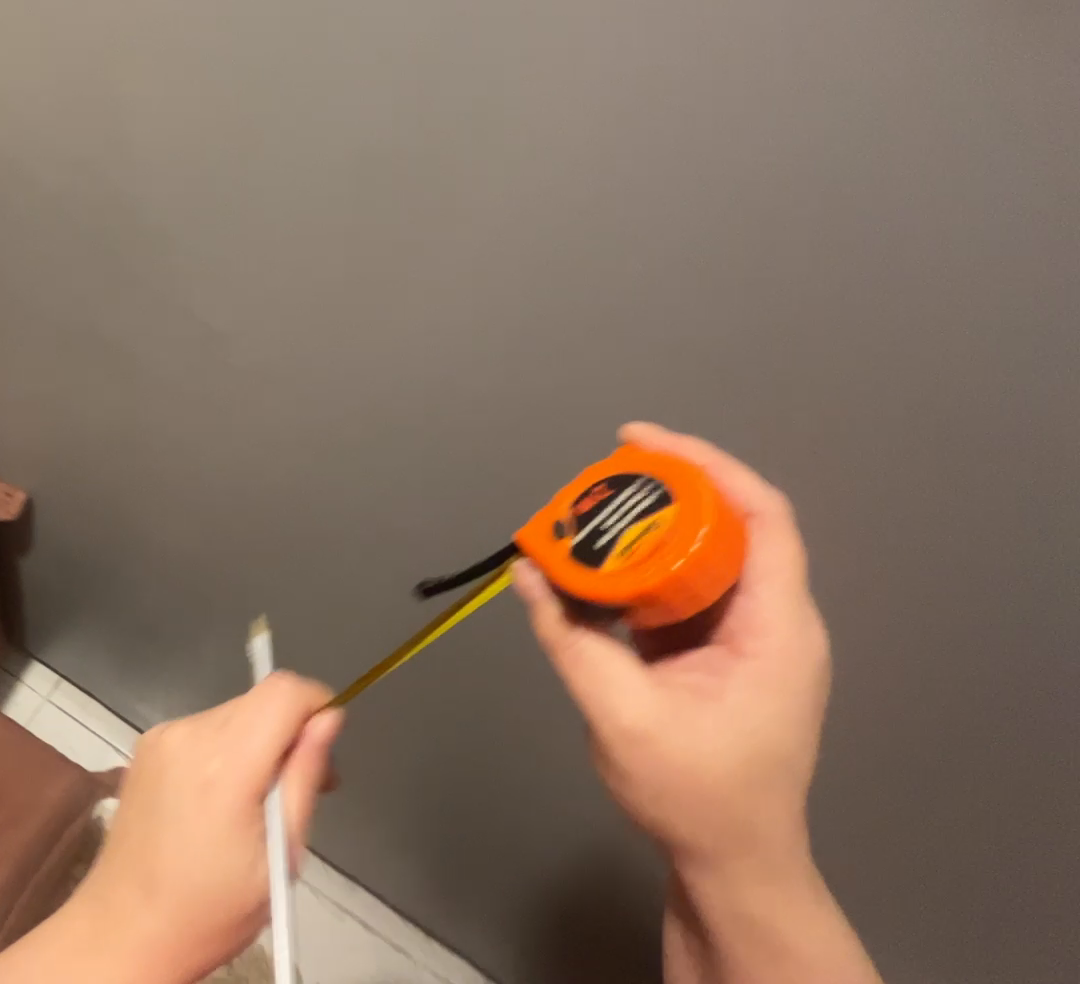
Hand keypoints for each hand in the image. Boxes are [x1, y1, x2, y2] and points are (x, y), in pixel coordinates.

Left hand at [68, 672, 344, 982]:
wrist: (127, 927)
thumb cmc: (212, 908)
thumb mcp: (280, 856)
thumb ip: (304, 778)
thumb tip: (327, 720)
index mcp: (226, 762)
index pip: (282, 690)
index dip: (315, 705)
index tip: (326, 746)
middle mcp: (189, 734)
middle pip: (258, 701)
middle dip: (289, 732)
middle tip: (299, 792)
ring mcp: (162, 735)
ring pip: (233, 713)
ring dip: (256, 743)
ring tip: (255, 804)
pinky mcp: (147, 744)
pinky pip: (204, 728)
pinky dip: (224, 750)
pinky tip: (219, 800)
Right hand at [514, 422, 830, 876]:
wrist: (729, 855)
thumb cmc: (692, 791)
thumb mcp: (619, 711)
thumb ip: (568, 636)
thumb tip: (524, 571)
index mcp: (773, 628)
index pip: (760, 519)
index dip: (705, 466)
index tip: (637, 442)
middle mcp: (767, 619)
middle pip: (726, 526)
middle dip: (661, 490)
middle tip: (594, 478)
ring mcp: (740, 635)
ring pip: (696, 556)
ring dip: (641, 530)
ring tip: (581, 516)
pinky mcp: (710, 649)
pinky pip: (673, 590)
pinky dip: (631, 570)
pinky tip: (588, 569)